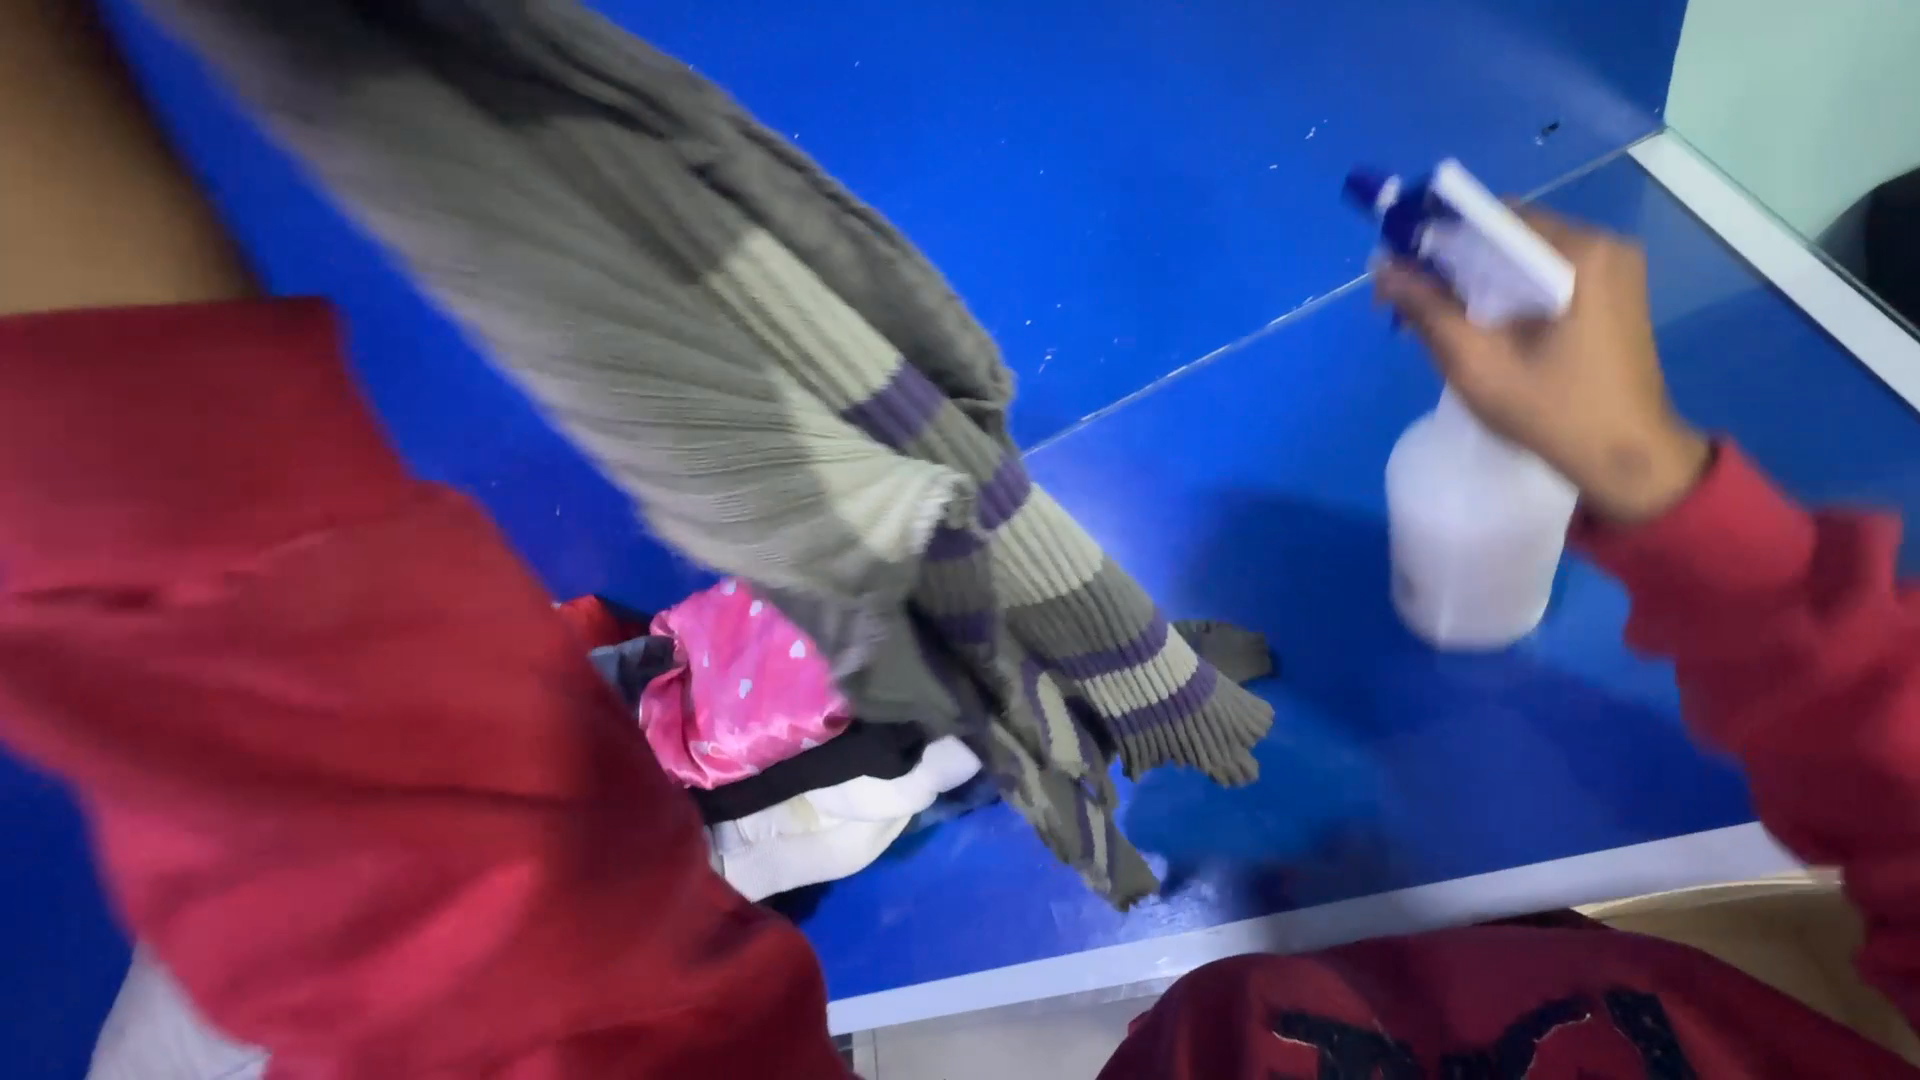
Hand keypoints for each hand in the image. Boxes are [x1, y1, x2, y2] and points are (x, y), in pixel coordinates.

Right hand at [1373, 208, 1710, 523]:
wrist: (1624, 456)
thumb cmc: (1549, 409)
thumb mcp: (1474, 362)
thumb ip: (1427, 310)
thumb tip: (1383, 270)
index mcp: (1580, 254)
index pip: (1493, 220)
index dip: (1435, 237)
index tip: (1393, 268)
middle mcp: (1603, 246)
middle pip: (1507, 235)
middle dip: (1449, 260)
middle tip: (1403, 300)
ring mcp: (1611, 269)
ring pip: (1520, 256)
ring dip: (1471, 278)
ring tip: (1431, 317)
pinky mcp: (1607, 293)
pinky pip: (1539, 275)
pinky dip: (1499, 291)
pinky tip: (1473, 324)